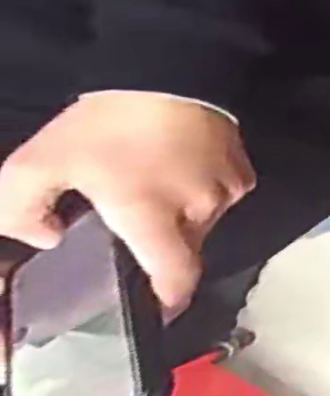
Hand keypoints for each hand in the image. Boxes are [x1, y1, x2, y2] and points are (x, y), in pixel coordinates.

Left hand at [0, 91, 256, 311]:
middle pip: (181, 248)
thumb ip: (20, 215)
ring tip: (147, 194)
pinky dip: (194, 201)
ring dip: (173, 222)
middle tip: (122, 229)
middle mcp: (199, 210)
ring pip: (199, 226)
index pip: (173, 272)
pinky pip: (216, 203)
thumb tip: (52, 239)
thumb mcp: (31, 167)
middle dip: (154, 248)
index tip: (158, 315)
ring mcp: (228, 193)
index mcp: (151, 214)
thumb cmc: (104, 128)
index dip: (167, 300)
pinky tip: (175, 177)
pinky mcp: (243, 177)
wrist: (175, 81)